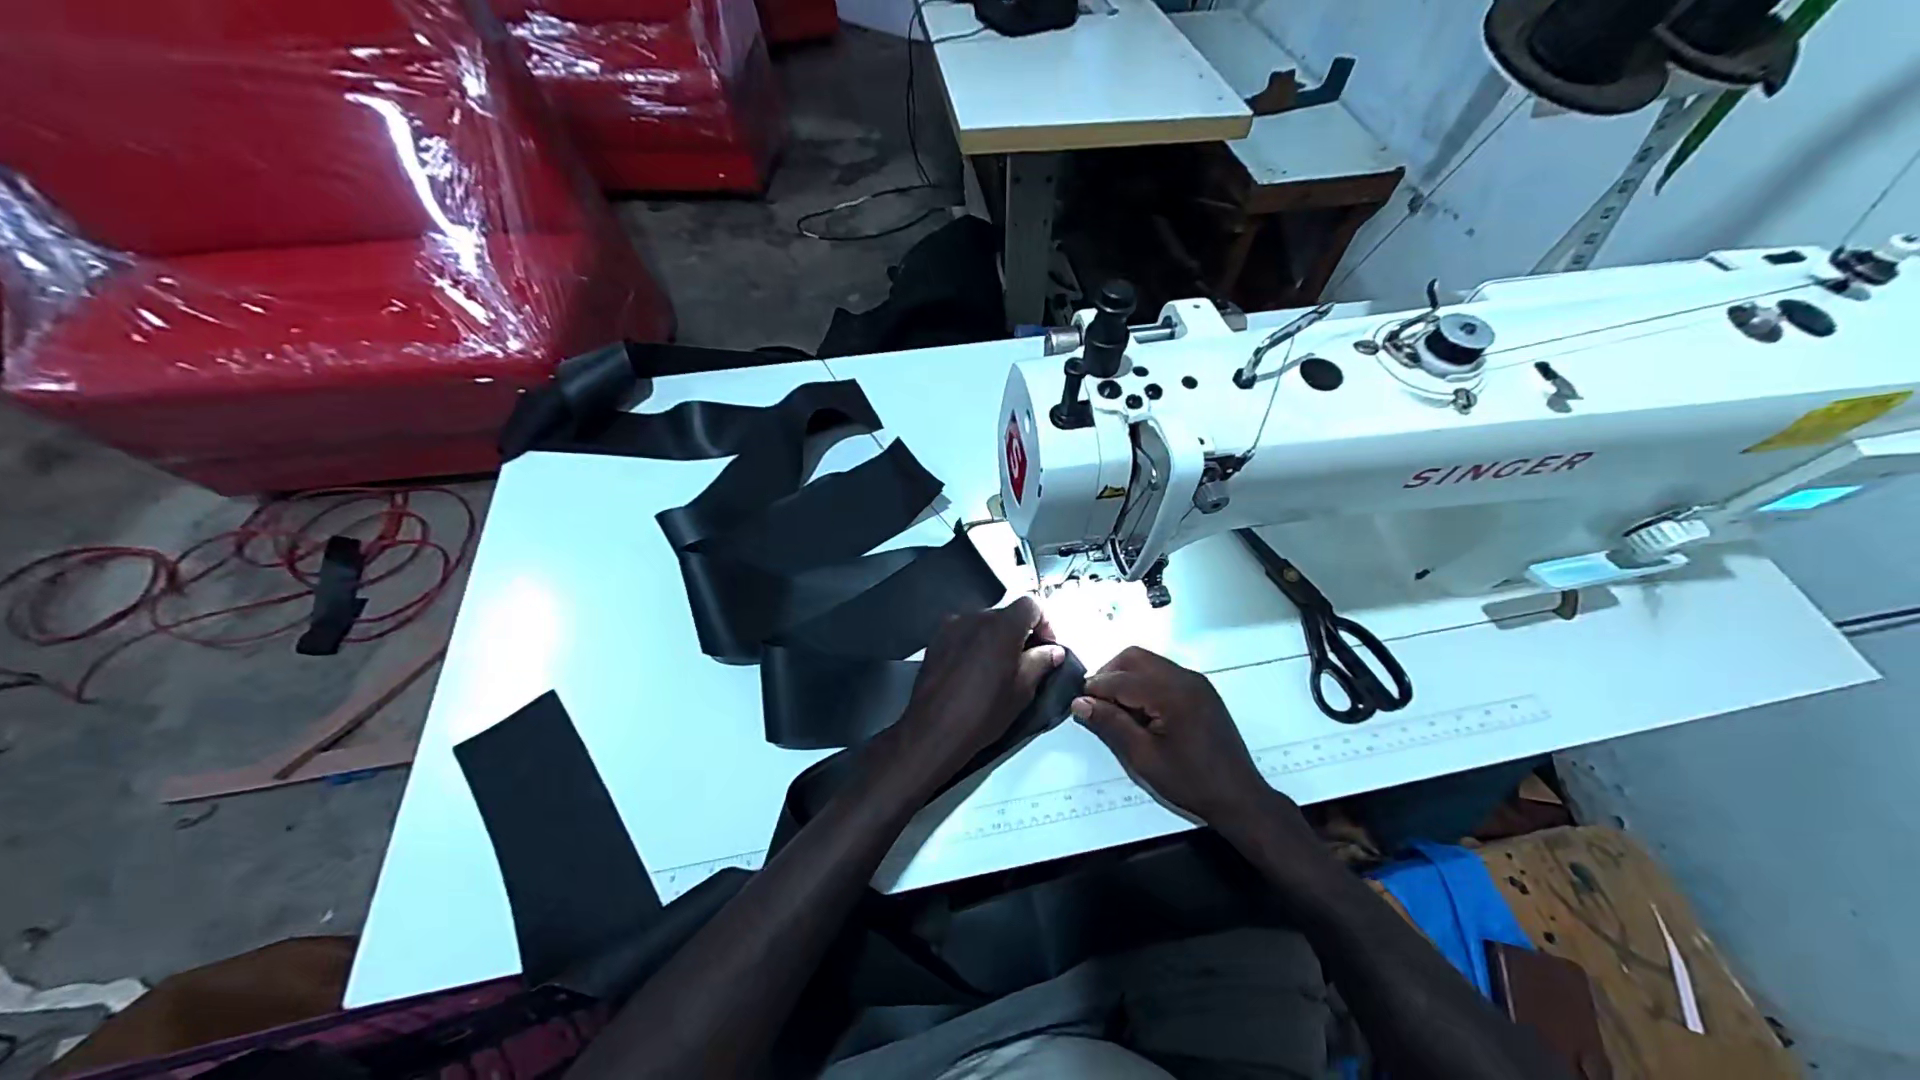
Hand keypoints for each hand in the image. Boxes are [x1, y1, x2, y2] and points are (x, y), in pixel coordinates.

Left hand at [893, 597, 1064, 779]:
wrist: (935, 729)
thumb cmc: (979, 713)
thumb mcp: (1022, 690)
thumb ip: (1040, 662)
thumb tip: (1051, 652)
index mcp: (1002, 626)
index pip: (1031, 606)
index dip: (1044, 624)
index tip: (1046, 645)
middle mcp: (975, 619)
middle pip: (1006, 614)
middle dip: (1020, 634)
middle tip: (1027, 661)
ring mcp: (952, 627)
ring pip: (984, 624)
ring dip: (996, 640)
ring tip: (999, 670)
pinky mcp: (936, 640)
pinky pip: (963, 634)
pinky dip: (974, 645)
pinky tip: (975, 672)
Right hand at [1070, 646, 1275, 826]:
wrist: (1238, 796)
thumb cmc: (1190, 781)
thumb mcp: (1143, 757)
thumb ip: (1111, 724)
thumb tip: (1081, 702)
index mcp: (1172, 693)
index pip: (1121, 679)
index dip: (1095, 689)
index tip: (1078, 703)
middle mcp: (1185, 678)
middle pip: (1134, 658)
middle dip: (1109, 674)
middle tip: (1095, 702)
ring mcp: (1195, 682)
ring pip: (1148, 662)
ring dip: (1125, 676)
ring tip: (1114, 707)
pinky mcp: (1200, 690)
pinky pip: (1163, 672)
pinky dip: (1143, 682)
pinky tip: (1138, 709)